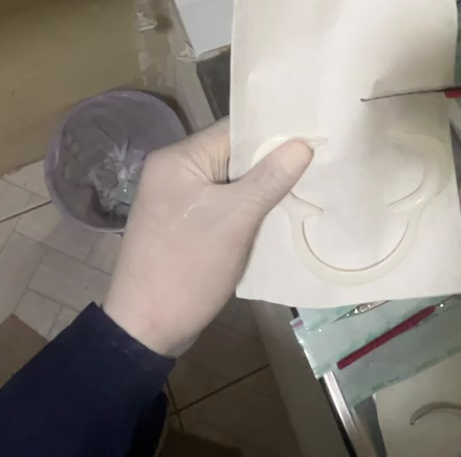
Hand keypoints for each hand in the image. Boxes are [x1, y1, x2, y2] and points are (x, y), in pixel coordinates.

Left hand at [103, 121, 312, 355]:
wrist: (145, 331)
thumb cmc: (187, 267)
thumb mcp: (235, 220)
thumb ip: (269, 179)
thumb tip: (303, 144)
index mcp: (178, 158)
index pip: (234, 130)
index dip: (273, 133)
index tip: (313, 136)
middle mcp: (174, 170)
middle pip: (233, 154)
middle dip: (270, 162)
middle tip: (316, 162)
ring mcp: (177, 198)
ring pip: (231, 180)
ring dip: (261, 187)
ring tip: (304, 186)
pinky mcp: (184, 223)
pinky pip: (222, 203)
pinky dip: (247, 207)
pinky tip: (276, 213)